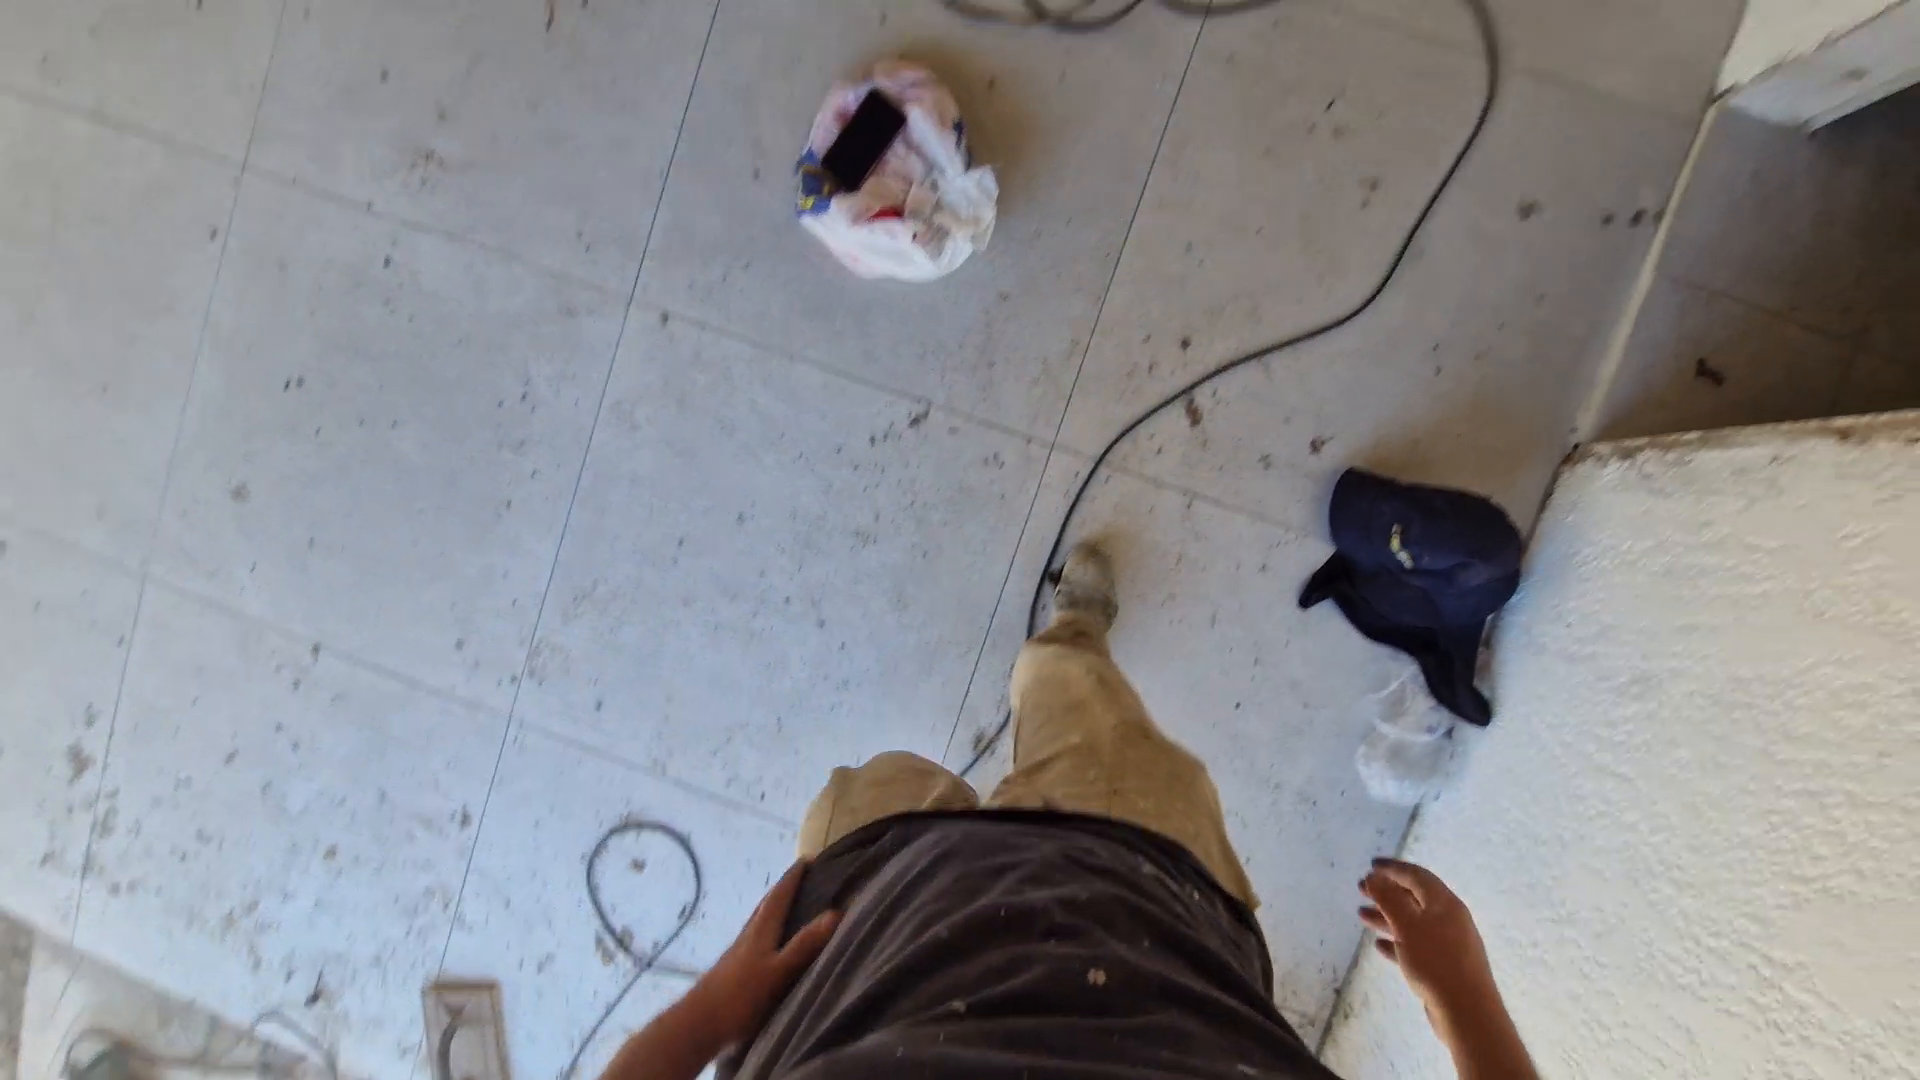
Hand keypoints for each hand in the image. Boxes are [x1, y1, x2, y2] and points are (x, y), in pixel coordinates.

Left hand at [681, 861, 840, 1049]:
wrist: (696, 1025)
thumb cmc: (740, 996)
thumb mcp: (779, 972)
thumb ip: (805, 945)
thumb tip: (835, 912)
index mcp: (761, 929)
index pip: (779, 895)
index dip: (793, 877)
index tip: (807, 858)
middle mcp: (748, 934)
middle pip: (767, 903)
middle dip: (784, 888)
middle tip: (801, 876)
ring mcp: (738, 952)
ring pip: (760, 919)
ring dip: (774, 907)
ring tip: (789, 904)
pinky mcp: (732, 969)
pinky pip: (755, 937)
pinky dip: (768, 928)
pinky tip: (769, 942)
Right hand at [1358, 859, 1497, 1021]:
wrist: (1468, 1013)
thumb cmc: (1435, 961)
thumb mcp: (1406, 924)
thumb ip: (1388, 897)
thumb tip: (1374, 876)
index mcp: (1445, 904)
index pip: (1417, 875)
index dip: (1393, 868)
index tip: (1370, 865)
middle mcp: (1450, 920)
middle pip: (1414, 898)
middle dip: (1386, 892)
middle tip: (1361, 890)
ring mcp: (1449, 944)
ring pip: (1413, 922)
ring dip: (1387, 916)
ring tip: (1362, 916)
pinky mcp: (1445, 966)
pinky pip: (1416, 945)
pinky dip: (1397, 940)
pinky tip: (1380, 945)